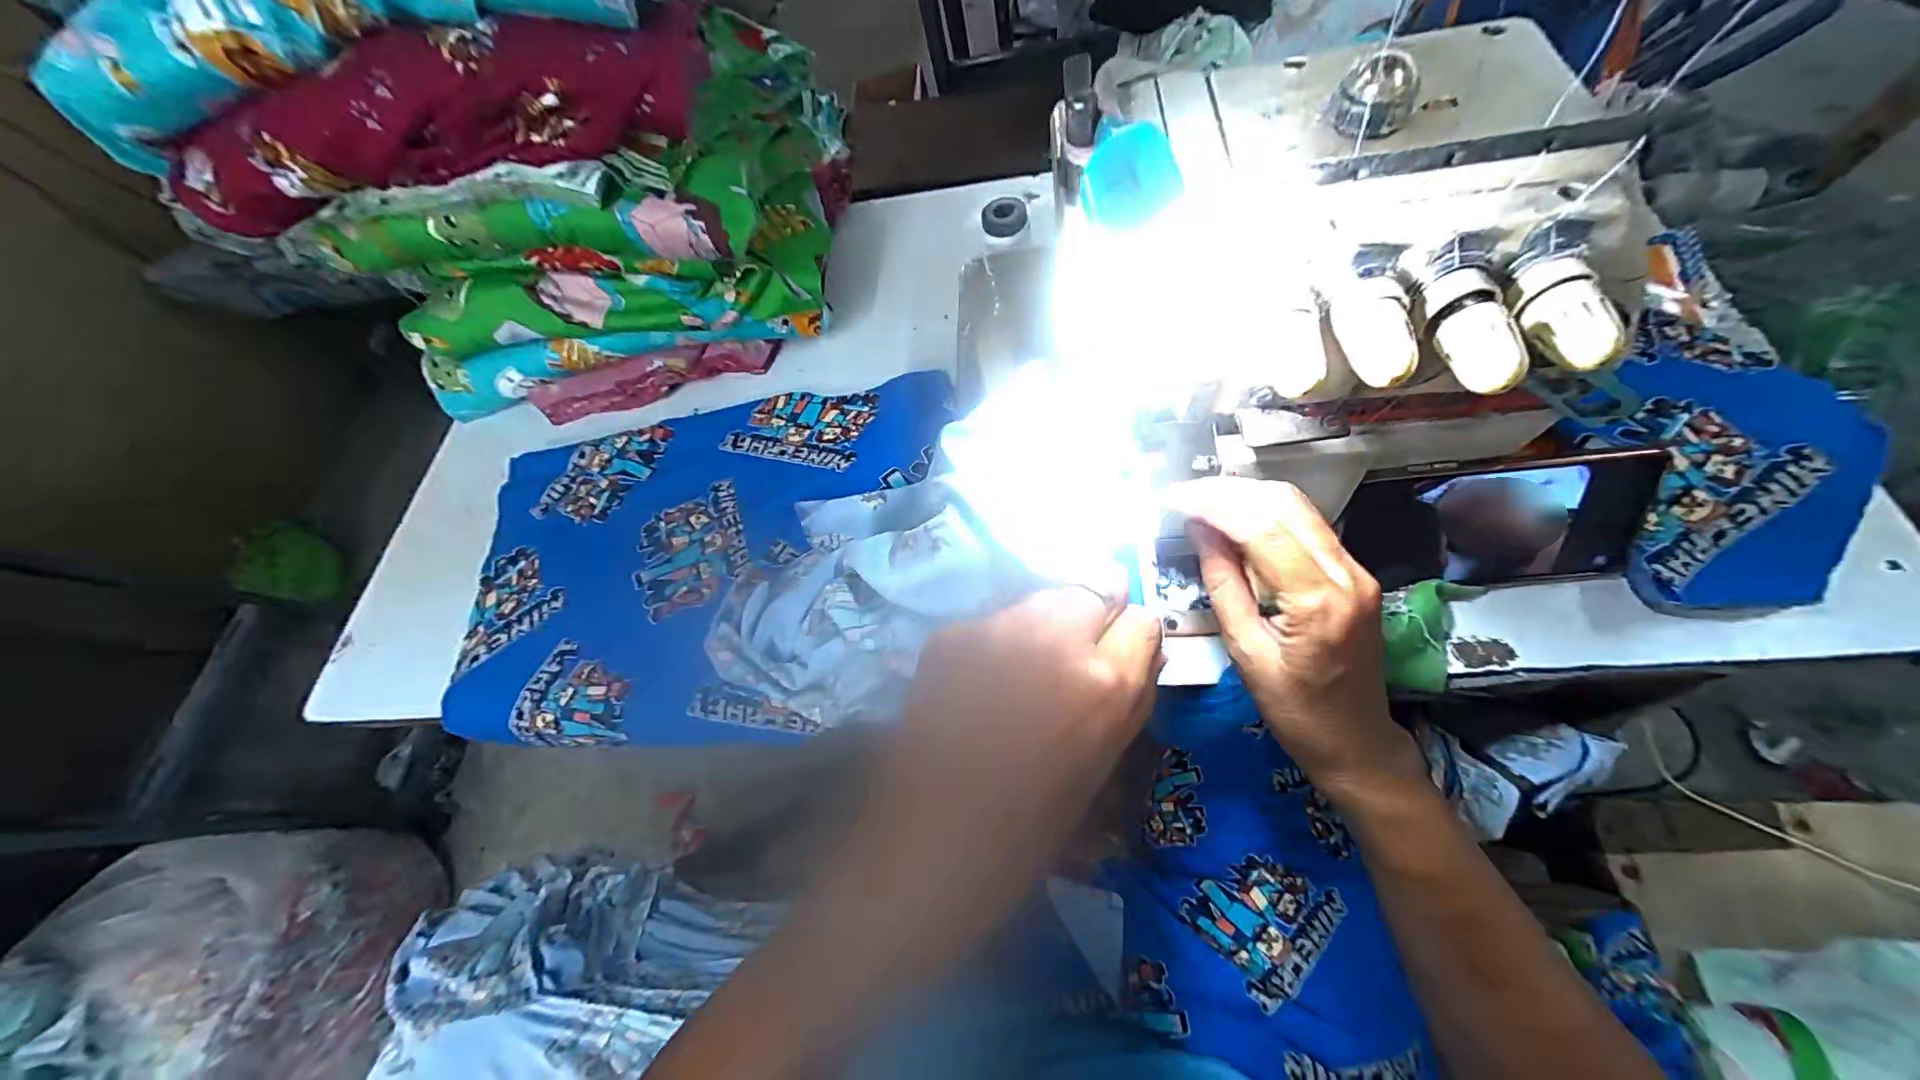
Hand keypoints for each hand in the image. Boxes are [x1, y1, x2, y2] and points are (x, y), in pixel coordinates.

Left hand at [837, 588, 1161, 948]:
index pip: (1142, 621)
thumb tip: (1142, 653)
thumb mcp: (1100, 767)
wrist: (931, 841)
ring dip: (1045, 624)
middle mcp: (1054, 637)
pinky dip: (1000, 642)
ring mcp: (995, 629)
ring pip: (1040, 600)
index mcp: (1105, 681)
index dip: (1132, 641)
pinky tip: (983, 682)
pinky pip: (994, 622)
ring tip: (1026, 669)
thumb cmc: (1030, 827)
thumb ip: (1129, 700)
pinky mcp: (950, 634)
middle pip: (1091, 592)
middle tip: (1072, 656)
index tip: (1120, 655)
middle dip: (1091, 619)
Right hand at [1170, 478, 1425, 799]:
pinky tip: (1234, 519)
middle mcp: (1347, 574)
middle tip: (1184, 495)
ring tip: (1202, 501)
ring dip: (1247, 496)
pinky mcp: (1354, 573)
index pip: (1261, 528)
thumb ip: (1224, 586)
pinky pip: (1307, 527)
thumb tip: (1200, 533)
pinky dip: (1266, 514)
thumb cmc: (1297, 711)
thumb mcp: (1246, 652)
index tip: (1175, 499)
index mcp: (1318, 601)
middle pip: (1285, 504)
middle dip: (1229, 491)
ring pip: (1298, 508)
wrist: (1356, 740)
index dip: (1213, 505)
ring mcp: (1357, 570)